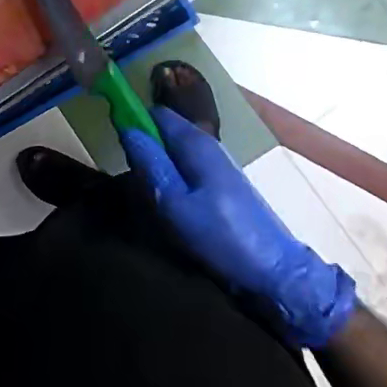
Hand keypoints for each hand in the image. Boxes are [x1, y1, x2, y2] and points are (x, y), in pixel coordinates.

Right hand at [122, 106, 354, 346]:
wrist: (274, 272)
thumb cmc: (220, 236)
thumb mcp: (174, 203)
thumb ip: (150, 163)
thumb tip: (126, 127)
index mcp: (196, 143)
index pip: (157, 114)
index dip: (132, 119)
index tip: (112, 139)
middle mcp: (209, 146)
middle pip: (166, 132)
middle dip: (144, 147)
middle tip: (127, 177)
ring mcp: (218, 166)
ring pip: (175, 153)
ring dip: (157, 167)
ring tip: (143, 195)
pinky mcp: (223, 186)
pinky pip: (187, 170)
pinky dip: (172, 180)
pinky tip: (166, 205)